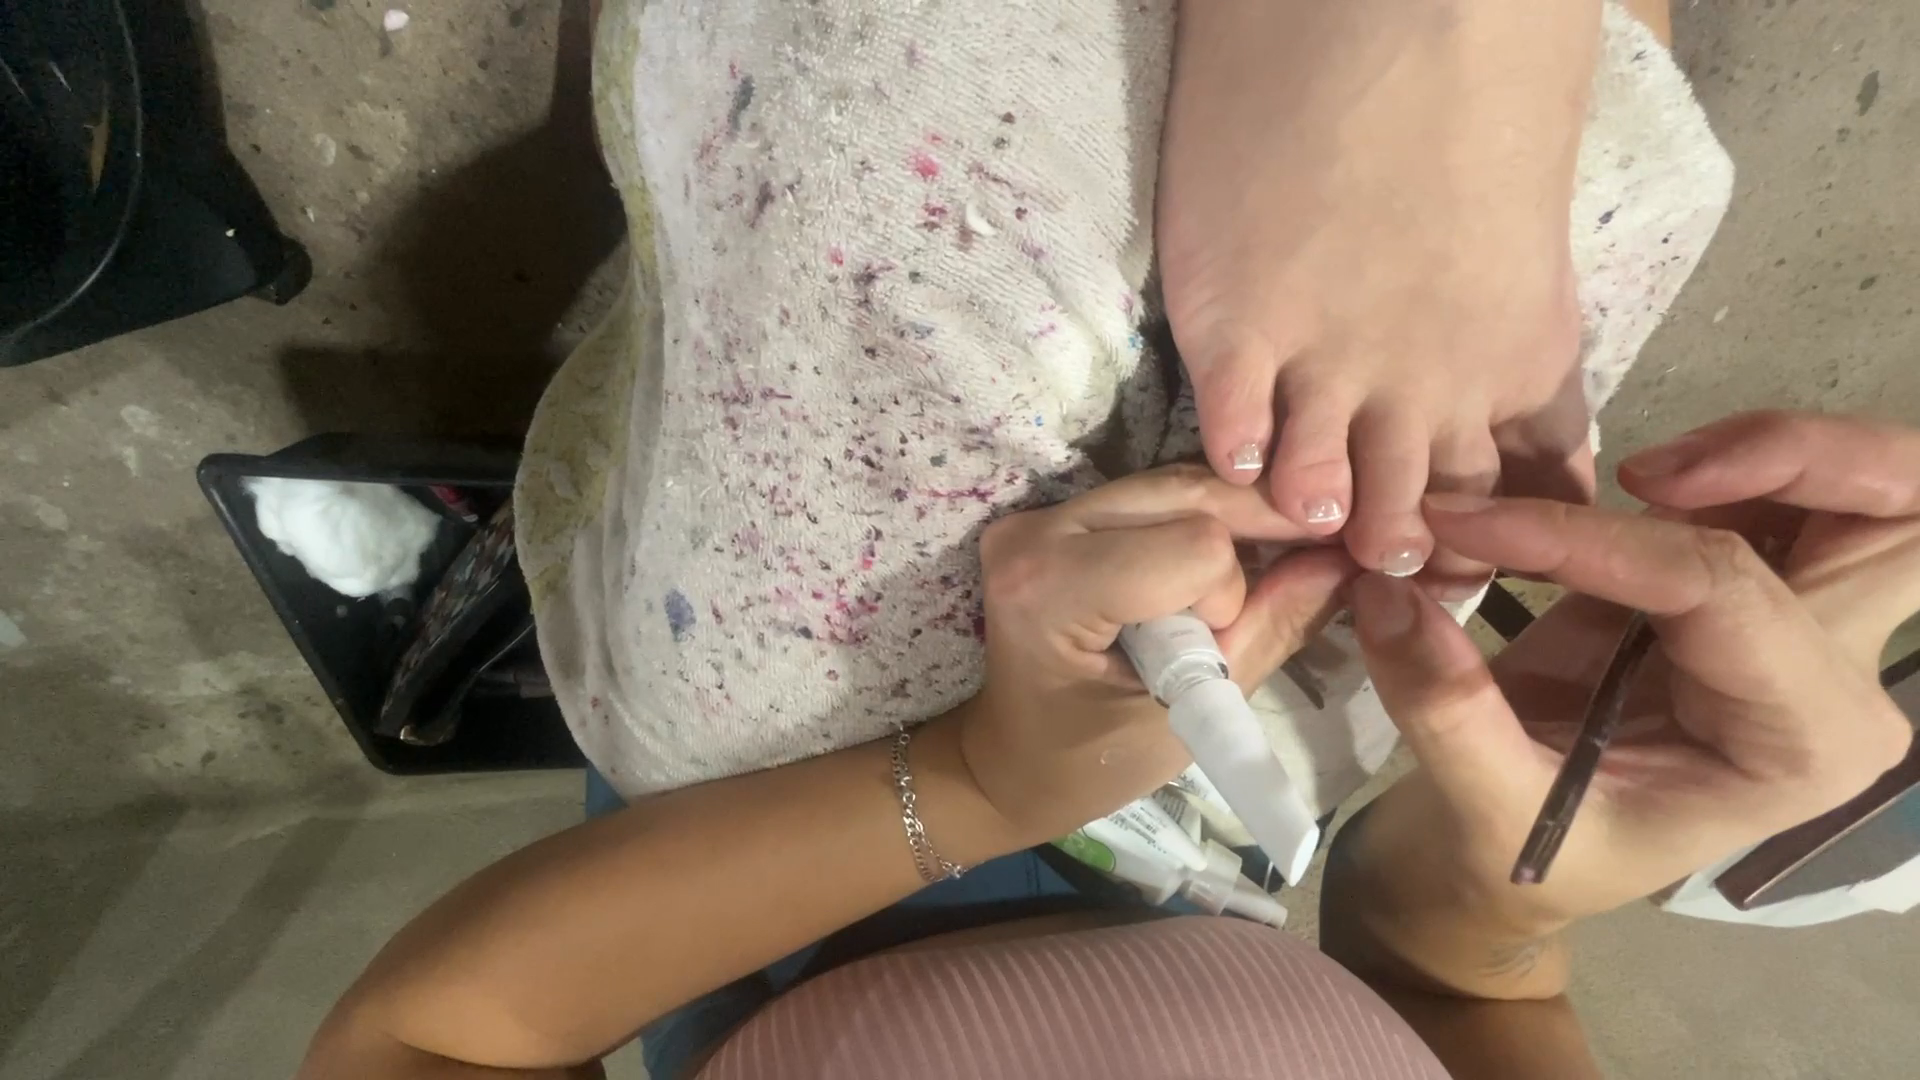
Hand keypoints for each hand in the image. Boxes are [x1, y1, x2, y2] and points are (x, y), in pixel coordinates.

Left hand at [959, 465, 1358, 843]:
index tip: (1215, 641)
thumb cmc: (1089, 759)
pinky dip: (1192, 519)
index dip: (1228, 592)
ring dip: (1225, 520)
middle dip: (1250, 526)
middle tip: (1306, 554)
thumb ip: (1267, 629)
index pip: (1193, 546)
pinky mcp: (1046, 517)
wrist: (1010, 758)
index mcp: (1051, 587)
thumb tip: (1344, 562)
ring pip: (1166, 483)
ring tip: (1263, 561)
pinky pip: (1144, 496)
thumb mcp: (1188, 713)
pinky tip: (1220, 554)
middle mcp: (1033, 533)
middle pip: (1182, 492)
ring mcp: (1034, 518)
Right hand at [1158, 0, 1597, 590]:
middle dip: (1398, 553)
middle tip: (1372, 566)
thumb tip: (1518, 421)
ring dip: (1315, 516)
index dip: (1482, 537)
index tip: (1455, 557)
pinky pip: (1230, 436)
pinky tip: (1233, 460)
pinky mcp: (1232, 333)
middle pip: (1410, 510)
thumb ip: (1521, 347)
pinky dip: (1233, 461)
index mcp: (1504, 356)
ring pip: (1319, 494)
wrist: (1374, 13)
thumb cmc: (1466, 102)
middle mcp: (1416, 382)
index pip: (1507, 488)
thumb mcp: (1533, 246)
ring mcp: (1318, 363)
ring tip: (1306, 517)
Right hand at [1337, 410, 1917, 994]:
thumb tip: (1385, 589)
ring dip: (1758, 459)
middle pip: (1898, 525)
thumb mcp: (1482, 797)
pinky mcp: (1710, 607)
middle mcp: (1815, 679)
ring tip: (1625, 475)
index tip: (1459, 519)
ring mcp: (1774, 636)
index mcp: (1791, 740)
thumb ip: (1442, 702)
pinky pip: (1746, 509)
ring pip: (1853, 501)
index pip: (1715, 589)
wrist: (1513, 854)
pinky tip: (1594, 497)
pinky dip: (1690, 478)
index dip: (1579, 539)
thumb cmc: (1519, 850)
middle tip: (1645, 470)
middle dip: (1799, 461)